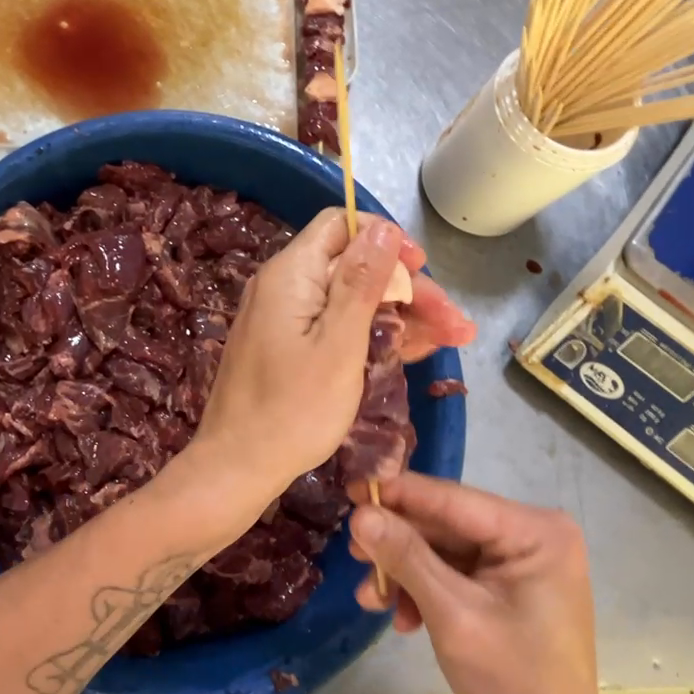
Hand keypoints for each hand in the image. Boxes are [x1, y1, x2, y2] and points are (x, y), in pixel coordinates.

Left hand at [194, 210, 471, 498]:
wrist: (237, 467)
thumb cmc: (293, 409)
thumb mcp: (338, 344)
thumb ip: (361, 282)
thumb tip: (383, 228)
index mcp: (291, 275)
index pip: (339, 226)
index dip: (384, 239)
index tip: (421, 268)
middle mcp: (285, 287)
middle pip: (354, 267)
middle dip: (408, 289)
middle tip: (455, 321)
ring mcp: (286, 320)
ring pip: (352, 301)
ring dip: (403, 315)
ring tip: (457, 336)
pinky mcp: (291, 348)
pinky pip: (339, 327)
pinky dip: (376, 336)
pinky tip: (420, 349)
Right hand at [348, 474, 608, 693]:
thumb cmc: (514, 680)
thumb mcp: (453, 615)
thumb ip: (406, 558)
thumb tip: (359, 514)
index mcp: (534, 531)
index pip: (452, 499)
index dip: (397, 493)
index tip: (349, 488)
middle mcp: (530, 533)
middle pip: (445, 525)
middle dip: (397, 546)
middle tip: (352, 552)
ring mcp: (519, 560)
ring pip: (443, 549)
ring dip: (405, 573)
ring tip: (371, 599)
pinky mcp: (507, 583)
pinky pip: (454, 571)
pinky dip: (424, 590)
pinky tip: (401, 618)